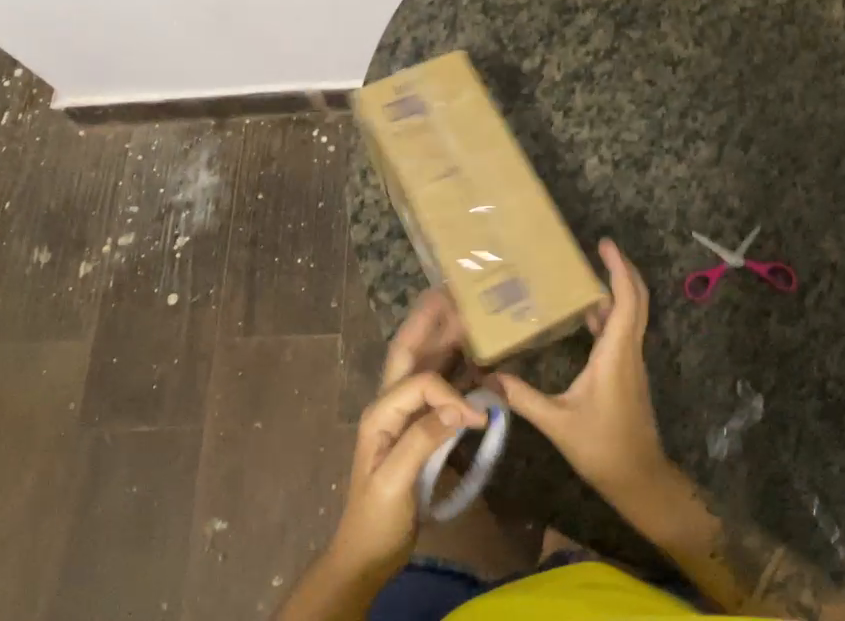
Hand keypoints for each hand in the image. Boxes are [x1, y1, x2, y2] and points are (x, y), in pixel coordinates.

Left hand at [330, 292, 486, 572]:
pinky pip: (439, 389)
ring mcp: (405, 415)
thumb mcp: (394, 482)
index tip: (476, 418)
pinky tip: (476, 360)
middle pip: (411, 352)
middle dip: (429, 321)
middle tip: (452, 292)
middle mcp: (391, 405)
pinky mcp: (419, 428)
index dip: (451, 393)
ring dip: (444, 337)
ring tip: (466, 311)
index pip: (421, 383)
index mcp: (381, 413)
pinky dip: (457, 370)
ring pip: (425, 364)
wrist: (368, 552)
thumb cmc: (376, 518)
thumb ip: (423, 441)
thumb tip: (461, 409)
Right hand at [491, 239, 668, 499]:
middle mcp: (628, 351)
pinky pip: (622, 332)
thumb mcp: (557, 423)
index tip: (605, 244)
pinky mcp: (627, 373)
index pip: (626, 300)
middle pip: (636, 300)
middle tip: (597, 250)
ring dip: (614, 292)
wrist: (639, 478)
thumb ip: (523, 398)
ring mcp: (631, 362)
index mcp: (616, 353)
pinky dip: (608, 315)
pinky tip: (584, 316)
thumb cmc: (602, 447)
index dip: (619, 268)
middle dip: (621, 270)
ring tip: (582, 276)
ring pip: (630, 316)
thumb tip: (487, 380)